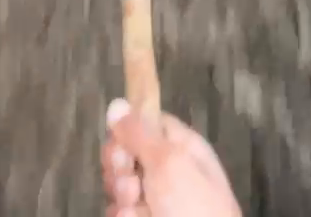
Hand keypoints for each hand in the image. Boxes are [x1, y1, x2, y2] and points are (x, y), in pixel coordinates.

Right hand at [99, 99, 241, 216]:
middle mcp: (169, 170)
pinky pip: (120, 208)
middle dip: (120, 165)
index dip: (128, 127)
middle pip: (128, 150)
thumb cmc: (193, 212)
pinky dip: (122, 215)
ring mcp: (157, 199)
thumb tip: (117, 104)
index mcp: (183, 148)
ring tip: (134, 208)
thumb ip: (139, 133)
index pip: (147, 121)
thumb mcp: (168, 164)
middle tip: (131, 182)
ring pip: (121, 182)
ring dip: (121, 195)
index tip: (120, 139)